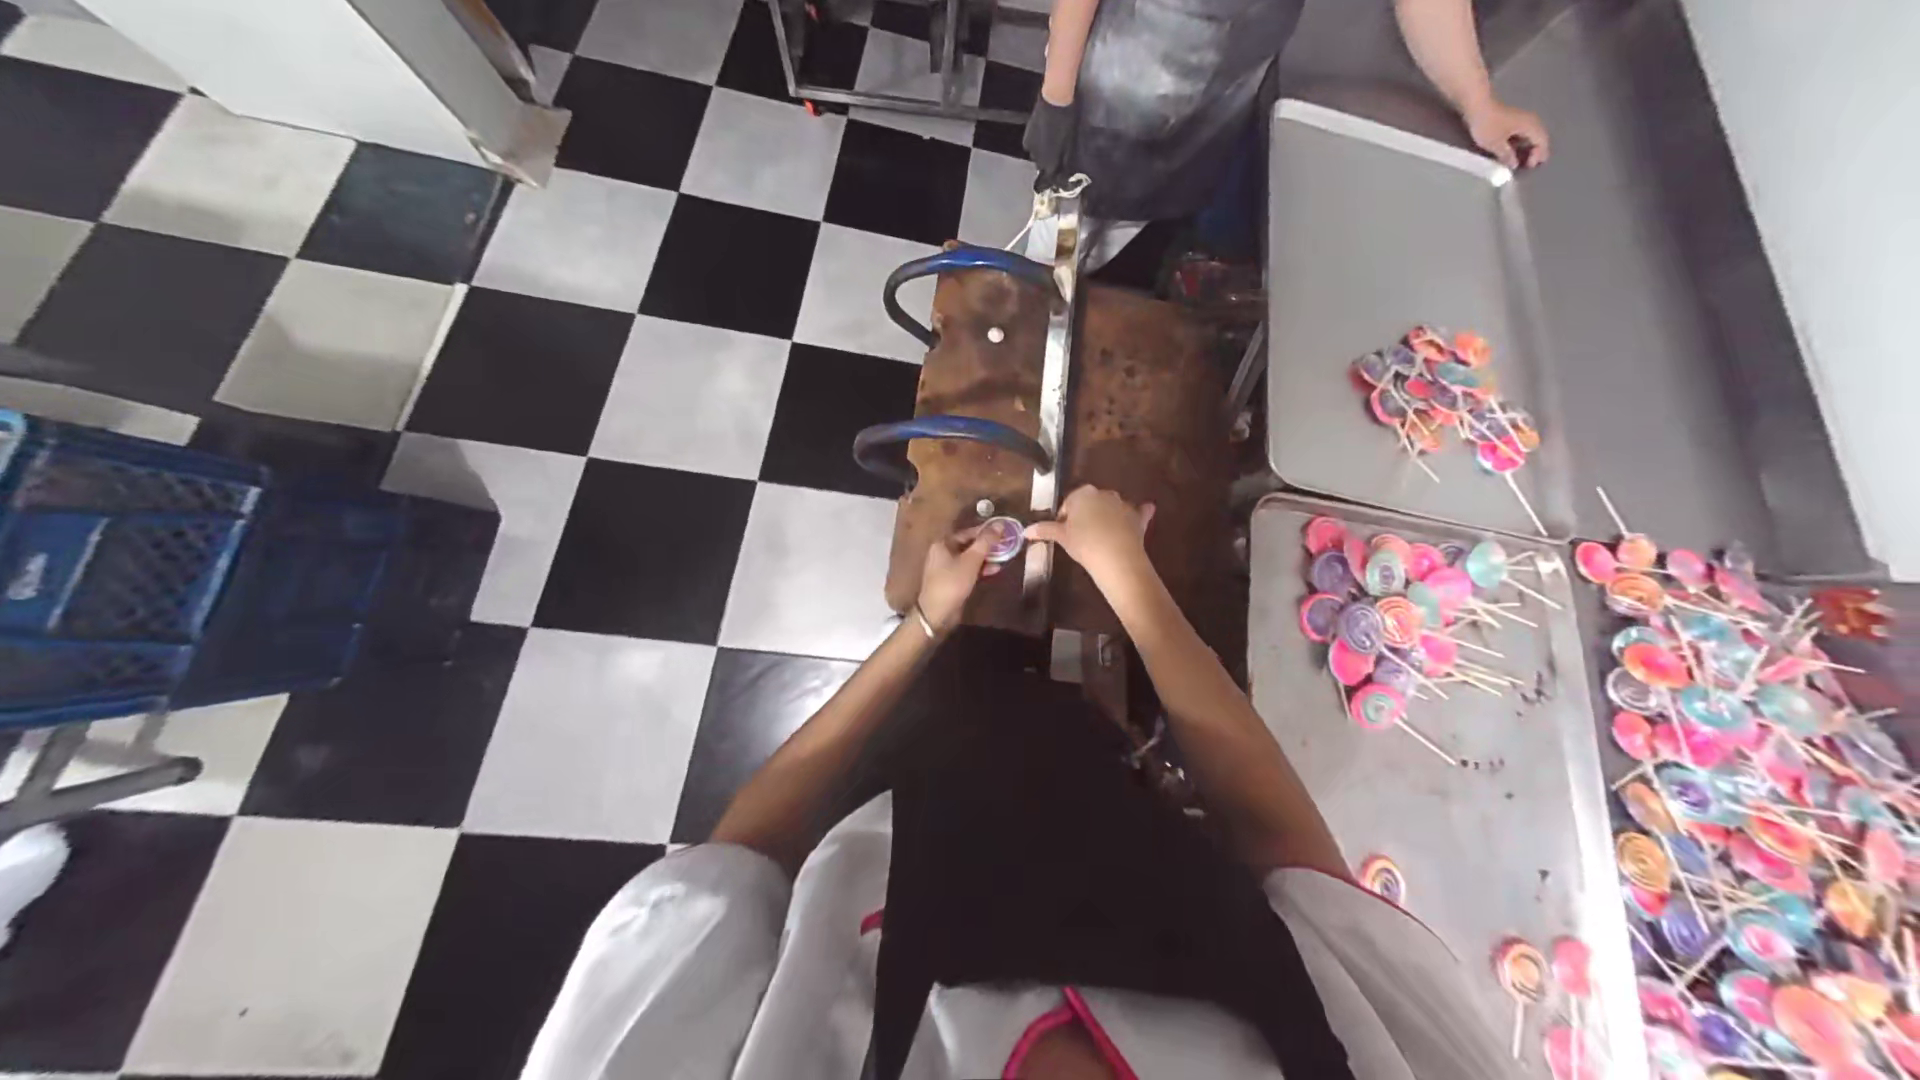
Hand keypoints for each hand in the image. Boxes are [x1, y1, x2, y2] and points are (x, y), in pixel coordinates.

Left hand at [917, 528, 996, 634]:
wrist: (938, 613)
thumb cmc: (953, 582)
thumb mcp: (971, 560)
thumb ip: (986, 541)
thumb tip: (1000, 524)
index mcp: (942, 543)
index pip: (967, 532)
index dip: (985, 531)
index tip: (1003, 530)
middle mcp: (942, 552)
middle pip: (968, 544)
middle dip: (987, 545)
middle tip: (1006, 544)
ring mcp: (946, 568)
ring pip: (969, 558)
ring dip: (986, 557)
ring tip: (1004, 556)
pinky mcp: (952, 581)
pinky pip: (968, 570)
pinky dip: (980, 569)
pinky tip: (995, 569)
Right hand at [1023, 99, 1077, 189]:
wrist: (1054, 98)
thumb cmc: (1067, 120)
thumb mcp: (1070, 142)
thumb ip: (1065, 161)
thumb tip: (1063, 175)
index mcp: (1050, 163)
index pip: (1051, 179)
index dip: (1056, 180)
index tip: (1060, 178)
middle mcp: (1037, 160)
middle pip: (1043, 169)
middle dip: (1049, 166)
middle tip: (1057, 158)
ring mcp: (1030, 149)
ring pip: (1036, 158)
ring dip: (1042, 156)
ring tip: (1050, 145)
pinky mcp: (1026, 138)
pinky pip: (1031, 148)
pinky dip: (1037, 146)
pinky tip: (1043, 137)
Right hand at [1023, 486, 1154, 585]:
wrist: (1116, 557)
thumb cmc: (1083, 543)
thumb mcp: (1061, 537)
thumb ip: (1045, 530)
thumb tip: (1025, 531)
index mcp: (1082, 493)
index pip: (1069, 503)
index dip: (1065, 518)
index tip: (1064, 532)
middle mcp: (1103, 493)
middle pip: (1090, 503)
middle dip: (1085, 515)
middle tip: (1080, 536)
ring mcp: (1123, 504)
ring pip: (1111, 507)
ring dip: (1107, 515)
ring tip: (1101, 536)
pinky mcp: (1137, 517)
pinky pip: (1138, 512)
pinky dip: (1140, 512)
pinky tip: (1146, 510)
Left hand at [1463, 97, 1549, 168]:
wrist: (1478, 107)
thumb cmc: (1488, 125)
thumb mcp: (1496, 144)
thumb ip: (1506, 155)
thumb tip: (1514, 164)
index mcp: (1531, 125)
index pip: (1541, 141)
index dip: (1538, 154)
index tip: (1530, 166)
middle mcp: (1531, 120)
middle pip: (1539, 137)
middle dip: (1537, 151)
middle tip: (1531, 165)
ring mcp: (1522, 119)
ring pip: (1531, 134)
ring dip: (1529, 147)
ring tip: (1523, 160)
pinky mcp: (1513, 120)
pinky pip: (1523, 133)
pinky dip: (1522, 142)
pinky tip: (1514, 150)